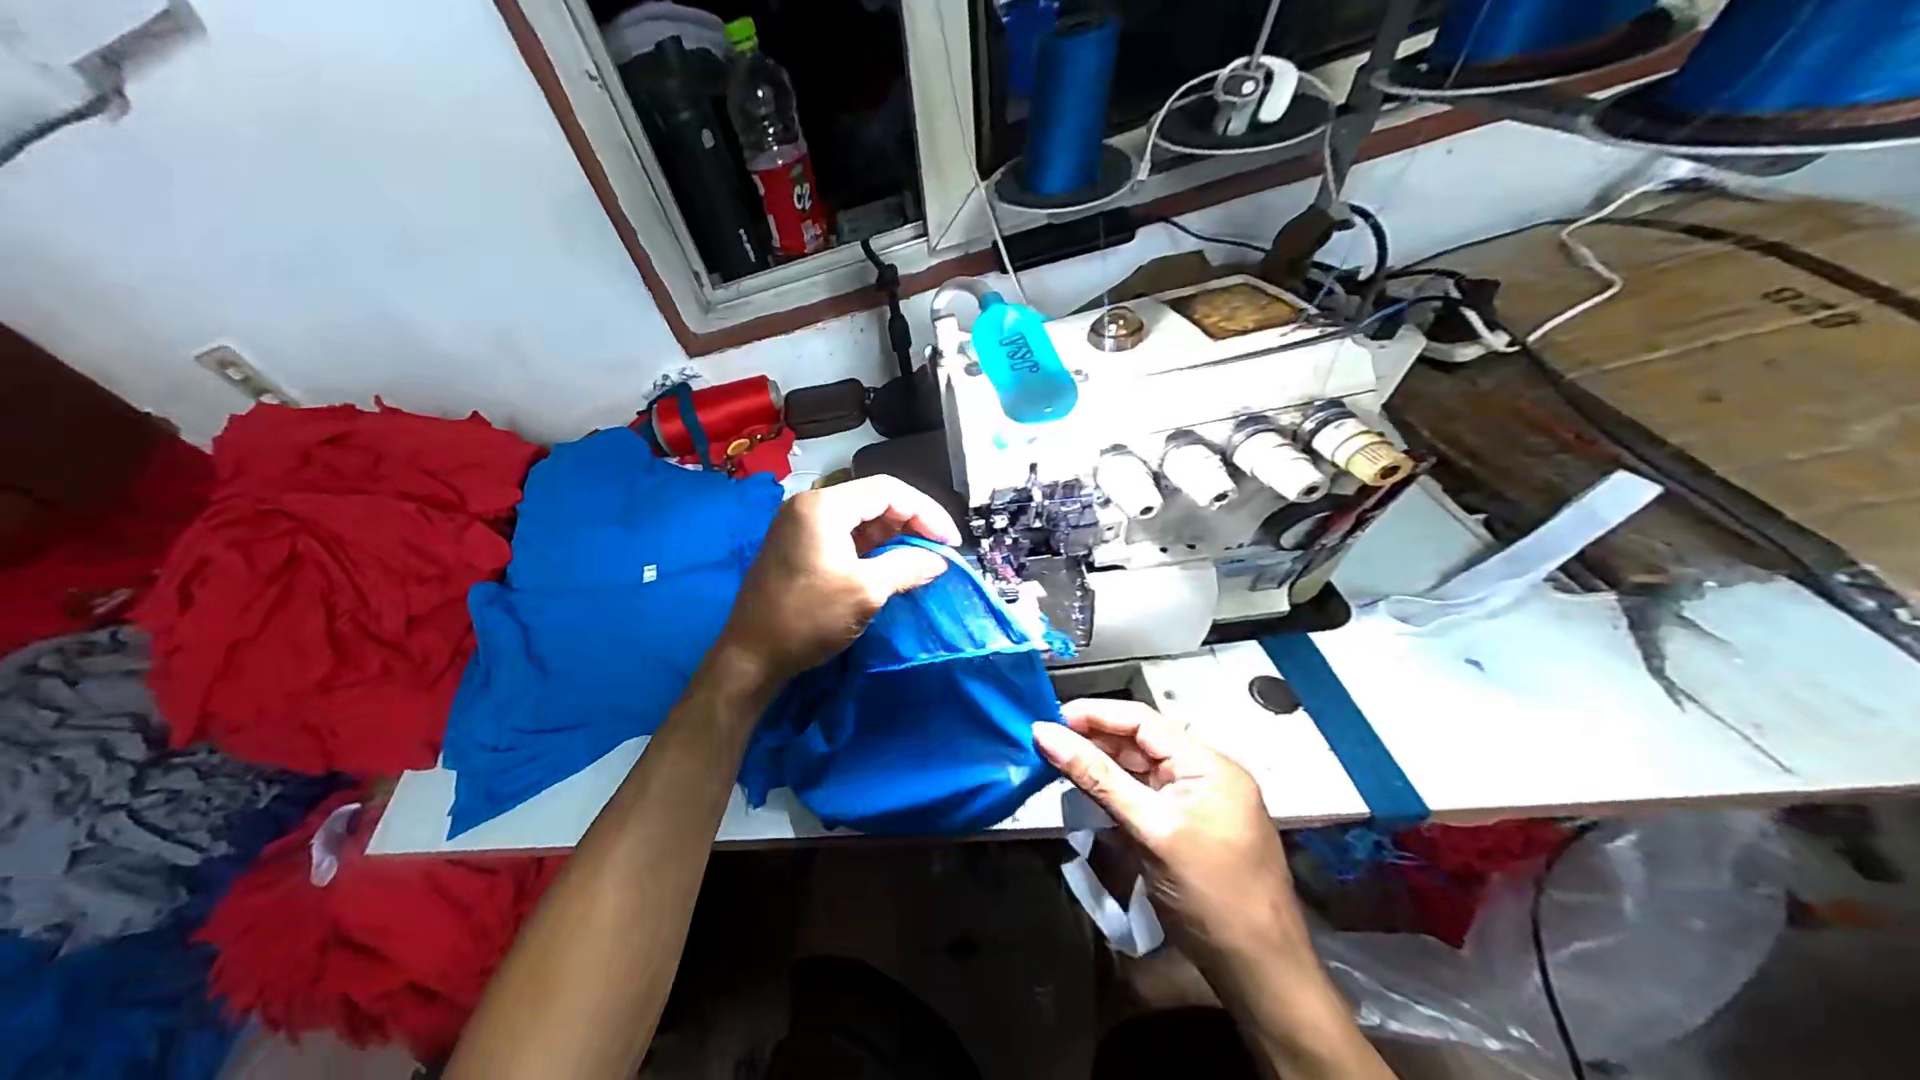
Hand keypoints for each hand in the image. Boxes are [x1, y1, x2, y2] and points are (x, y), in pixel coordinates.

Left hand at [718, 475, 961, 688]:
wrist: (751, 656)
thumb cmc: (807, 618)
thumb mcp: (866, 591)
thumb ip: (907, 566)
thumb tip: (939, 560)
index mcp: (823, 506)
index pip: (888, 490)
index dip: (926, 513)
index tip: (950, 542)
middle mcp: (810, 506)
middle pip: (874, 499)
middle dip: (912, 522)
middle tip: (939, 550)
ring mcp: (801, 526)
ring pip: (861, 518)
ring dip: (894, 536)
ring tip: (923, 558)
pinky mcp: (799, 547)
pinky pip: (845, 535)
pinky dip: (873, 547)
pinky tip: (893, 564)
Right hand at [1032, 700, 1307, 968]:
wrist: (1258, 971)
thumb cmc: (1210, 894)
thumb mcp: (1149, 829)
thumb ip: (1096, 778)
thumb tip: (1045, 734)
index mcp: (1207, 763)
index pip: (1142, 720)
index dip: (1094, 714)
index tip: (1050, 718)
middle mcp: (1203, 773)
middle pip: (1139, 742)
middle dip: (1093, 740)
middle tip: (1046, 743)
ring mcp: (1195, 802)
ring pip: (1139, 770)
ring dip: (1101, 767)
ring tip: (1057, 763)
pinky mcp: (1185, 828)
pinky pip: (1144, 797)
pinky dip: (1115, 794)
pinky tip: (1087, 793)